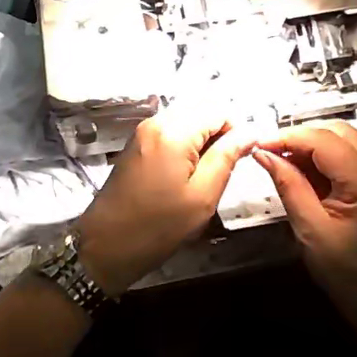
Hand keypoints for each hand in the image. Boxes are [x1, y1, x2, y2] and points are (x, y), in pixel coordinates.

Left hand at [74, 109, 253, 295]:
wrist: (106, 247)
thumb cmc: (158, 226)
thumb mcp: (202, 196)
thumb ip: (227, 157)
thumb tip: (250, 132)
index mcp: (174, 131)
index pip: (219, 111)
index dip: (236, 131)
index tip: (239, 160)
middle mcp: (157, 121)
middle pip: (202, 109)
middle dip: (219, 132)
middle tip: (223, 167)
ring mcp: (143, 131)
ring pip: (188, 118)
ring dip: (203, 138)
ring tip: (206, 173)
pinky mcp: (137, 143)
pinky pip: (172, 130)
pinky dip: (187, 144)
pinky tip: (187, 173)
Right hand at [251, 122, 356, 320]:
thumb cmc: (349, 274)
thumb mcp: (311, 231)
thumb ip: (289, 186)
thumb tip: (264, 154)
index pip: (324, 140)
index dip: (289, 138)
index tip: (259, 146)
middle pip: (338, 133)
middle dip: (301, 138)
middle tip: (270, 155)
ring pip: (345, 141)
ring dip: (313, 147)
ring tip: (284, 164)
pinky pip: (352, 157)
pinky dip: (326, 159)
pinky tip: (305, 174)